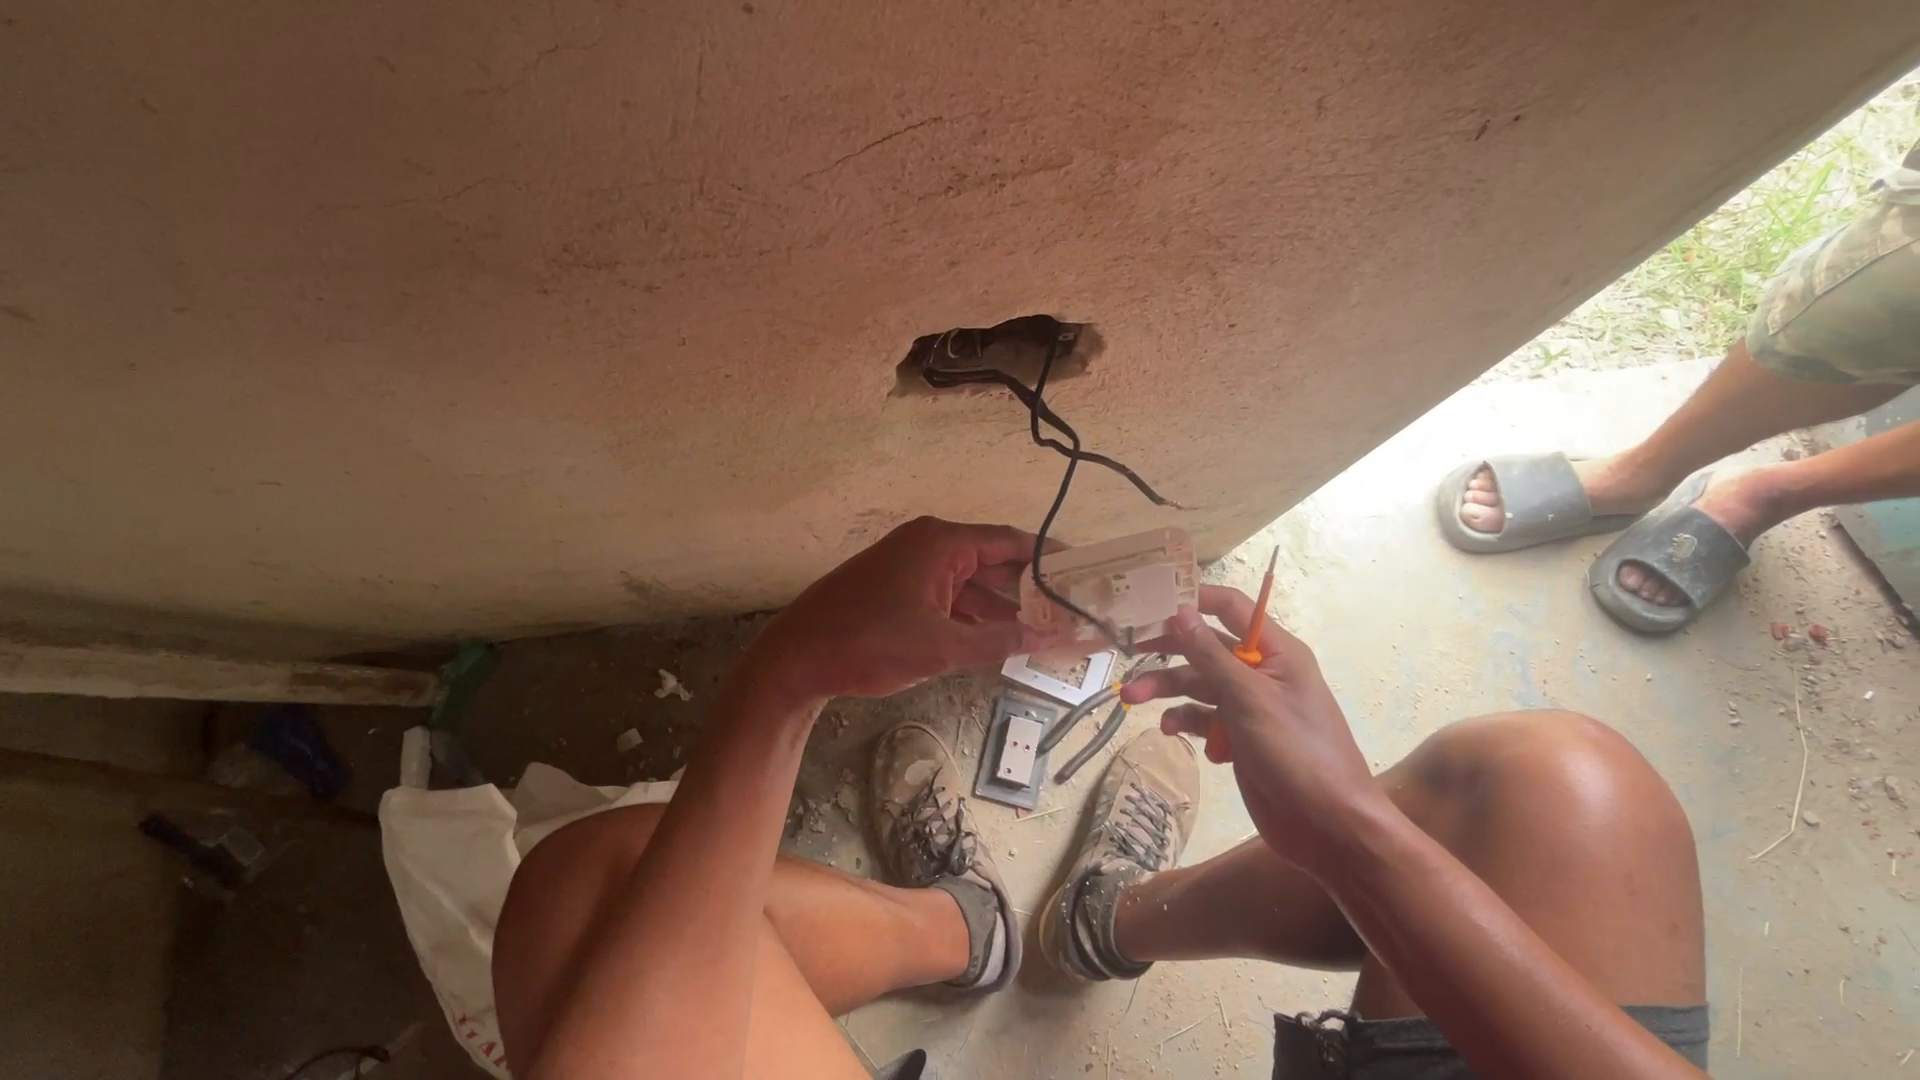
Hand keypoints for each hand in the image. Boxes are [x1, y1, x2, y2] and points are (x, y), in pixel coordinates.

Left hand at [745, 516, 1058, 704]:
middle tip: (1073, 610)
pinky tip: (1000, 639)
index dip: (1051, 558)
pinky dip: (973, 617)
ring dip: (1003, 608)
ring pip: (972, 584)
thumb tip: (1054, 638)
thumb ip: (1002, 640)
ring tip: (1047, 632)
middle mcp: (929, 545)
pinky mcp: (898, 589)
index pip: (1012, 542)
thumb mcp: (943, 647)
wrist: (796, 659)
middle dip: (1031, 589)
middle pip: (995, 562)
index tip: (1086, 574)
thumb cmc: (869, 644)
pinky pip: (948, 597)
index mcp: (942, 542)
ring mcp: (911, 567)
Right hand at [1121, 585, 1388, 875]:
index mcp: (1275, 652)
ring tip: (1132, 699)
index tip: (1150, 602)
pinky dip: (1186, 721)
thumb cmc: (1296, 751)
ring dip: (1167, 690)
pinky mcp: (1239, 737)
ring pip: (1199, 684)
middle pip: (1206, 647)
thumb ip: (1210, 654)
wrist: (1329, 827)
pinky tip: (1171, 731)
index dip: (1193, 600)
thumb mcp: (1248, 698)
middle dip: (1168, 650)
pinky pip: (1204, 718)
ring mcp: (1249, 706)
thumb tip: (1179, 611)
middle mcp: (1261, 672)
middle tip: (1129, 650)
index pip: (1231, 607)